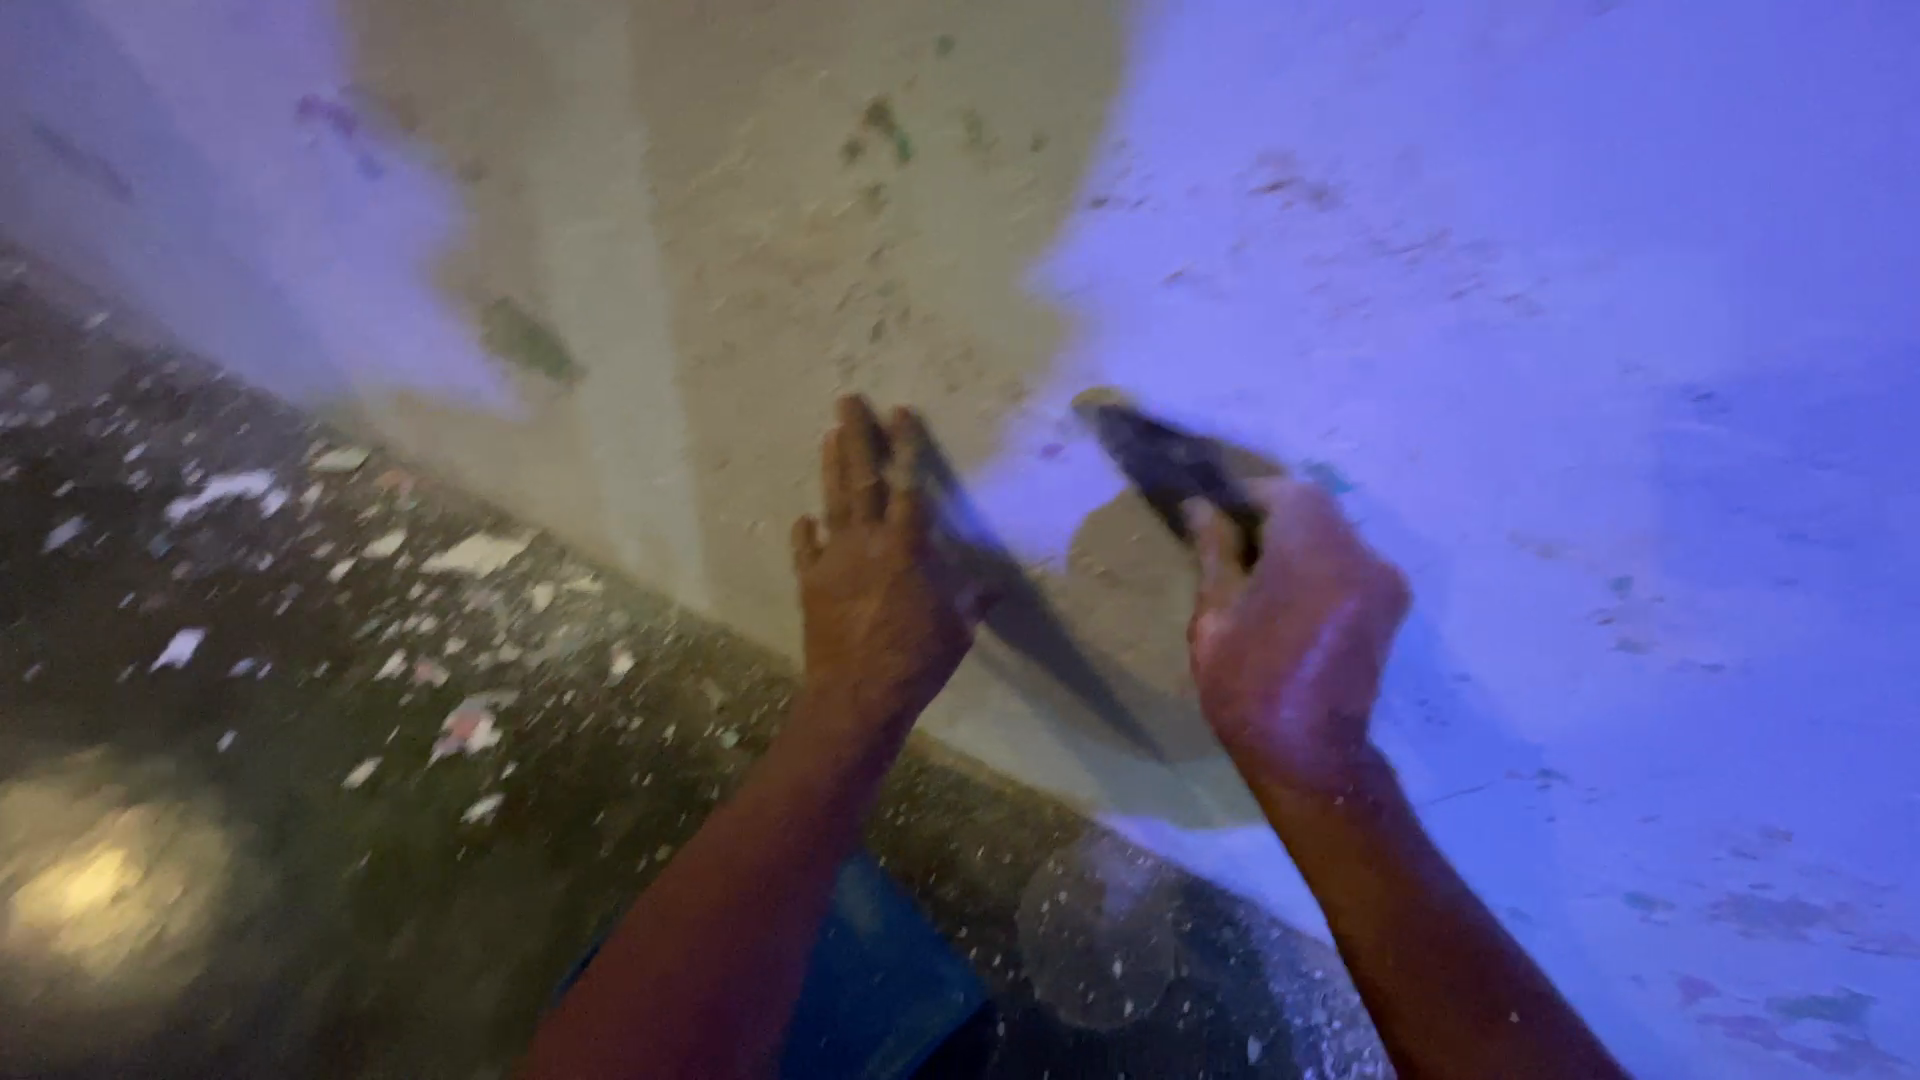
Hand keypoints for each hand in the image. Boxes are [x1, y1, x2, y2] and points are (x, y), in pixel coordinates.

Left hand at [792, 396, 979, 727]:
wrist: (858, 694)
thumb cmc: (917, 659)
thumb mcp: (957, 628)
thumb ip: (971, 599)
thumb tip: (995, 587)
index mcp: (906, 547)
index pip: (909, 484)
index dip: (906, 446)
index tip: (900, 411)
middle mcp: (866, 543)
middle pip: (861, 480)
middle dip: (856, 437)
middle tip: (847, 401)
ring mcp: (833, 561)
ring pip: (832, 503)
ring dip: (830, 468)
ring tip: (827, 435)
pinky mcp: (811, 584)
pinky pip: (806, 551)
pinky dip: (806, 533)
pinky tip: (804, 517)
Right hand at [1185, 478, 1409, 793]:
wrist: (1307, 755)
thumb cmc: (1247, 687)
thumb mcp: (1214, 618)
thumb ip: (1214, 553)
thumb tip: (1201, 507)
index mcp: (1314, 558)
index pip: (1287, 492)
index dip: (1250, 493)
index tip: (1217, 509)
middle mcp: (1361, 558)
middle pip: (1316, 508)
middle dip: (1273, 513)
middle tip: (1231, 537)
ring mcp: (1383, 581)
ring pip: (1334, 531)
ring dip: (1296, 535)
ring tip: (1256, 566)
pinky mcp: (1389, 602)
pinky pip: (1349, 557)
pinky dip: (1318, 558)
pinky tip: (1286, 588)